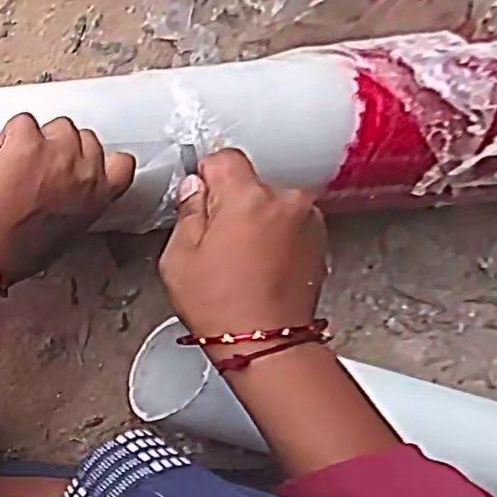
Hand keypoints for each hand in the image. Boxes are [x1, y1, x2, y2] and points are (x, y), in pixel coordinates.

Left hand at [0, 113, 134, 313]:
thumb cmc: (14, 255)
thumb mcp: (61, 237)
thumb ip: (73, 209)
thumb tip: (61, 200)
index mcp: (98, 198)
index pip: (120, 164)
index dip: (97, 161)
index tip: (79, 166)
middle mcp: (84, 171)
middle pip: (83, 139)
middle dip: (61, 152)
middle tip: (36, 172)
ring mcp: (57, 153)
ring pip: (57, 127)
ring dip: (38, 140)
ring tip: (16, 167)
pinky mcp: (27, 143)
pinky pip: (22, 122)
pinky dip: (9, 135)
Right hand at [159, 148, 400, 475]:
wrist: (264, 338)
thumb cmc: (219, 303)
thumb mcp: (178, 257)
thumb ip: (187, 214)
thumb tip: (194, 191)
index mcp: (247, 198)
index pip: (225, 158)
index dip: (203, 175)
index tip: (194, 196)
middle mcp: (286, 198)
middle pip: (248, 183)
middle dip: (226, 205)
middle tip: (208, 243)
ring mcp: (308, 218)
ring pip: (268, 204)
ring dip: (251, 222)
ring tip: (232, 261)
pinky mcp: (319, 237)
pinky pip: (286, 223)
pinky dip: (270, 238)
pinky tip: (253, 267)